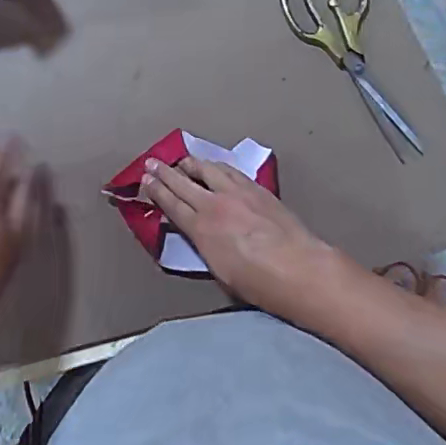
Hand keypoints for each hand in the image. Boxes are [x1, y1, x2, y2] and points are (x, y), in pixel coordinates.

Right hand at [141, 157, 338, 321]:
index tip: (145, 180)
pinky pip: (228, 170)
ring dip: (189, 163)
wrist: (299, 269)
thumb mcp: (219, 271)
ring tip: (181, 161)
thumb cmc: (259, 283)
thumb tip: (194, 232)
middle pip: (182, 182)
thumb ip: (202, 246)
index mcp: (200, 229)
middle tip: (151, 162)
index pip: (171, 204)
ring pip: (205, 169)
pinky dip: (214, 165)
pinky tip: (212, 165)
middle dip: (163, 171)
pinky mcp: (255, 188)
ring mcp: (235, 193)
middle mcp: (213, 205)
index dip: (156, 191)